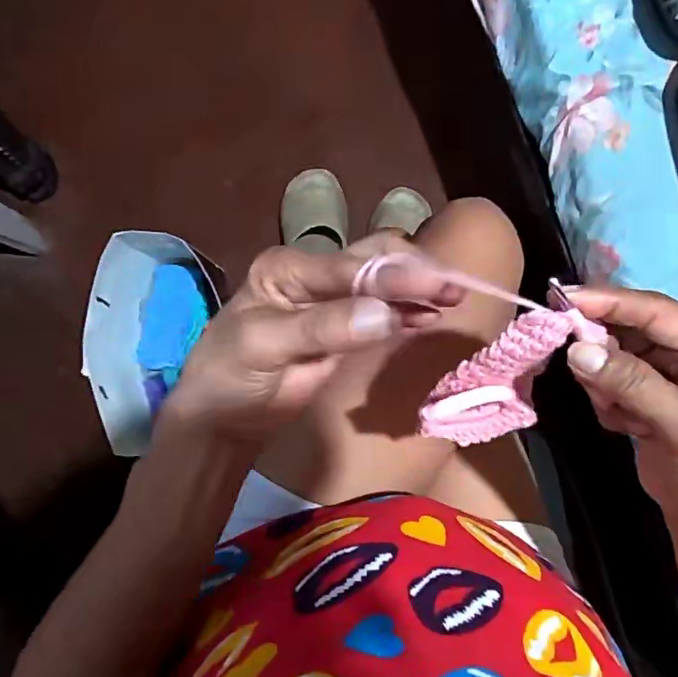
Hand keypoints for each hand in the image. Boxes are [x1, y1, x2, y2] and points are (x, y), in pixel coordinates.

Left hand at [161, 245, 462, 442]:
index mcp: (286, 268)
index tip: (434, 286)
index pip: (347, 265)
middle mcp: (313, 275)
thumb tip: (385, 314)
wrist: (224, 416)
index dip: (392, 275)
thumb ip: (323, 328)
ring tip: (452, 301)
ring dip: (418, 290)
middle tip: (453, 289)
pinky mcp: (346, 328)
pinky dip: (408, 311)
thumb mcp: (266, 346)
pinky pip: (383, 311)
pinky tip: (430, 316)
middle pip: (372, 260)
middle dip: (414, 271)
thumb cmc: (229, 375)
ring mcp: (332, 301)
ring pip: (384, 282)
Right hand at [562, 286, 677, 556]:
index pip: (656, 311)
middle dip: (600, 346)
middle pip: (629, 329)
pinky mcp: (647, 396)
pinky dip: (606, 401)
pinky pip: (608, 382)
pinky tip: (626, 427)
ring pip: (612, 355)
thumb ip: (631, 383)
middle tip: (572, 361)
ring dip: (604, 382)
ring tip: (619, 415)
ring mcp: (668, 374)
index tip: (560, 296)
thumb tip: (576, 348)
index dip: (608, 302)